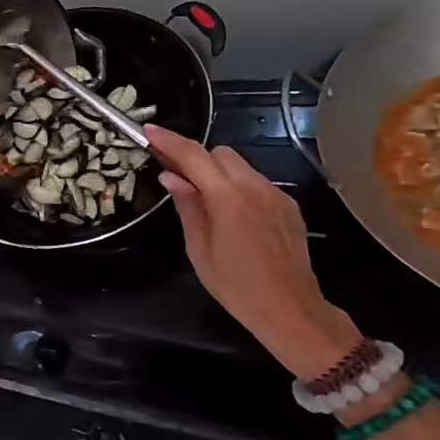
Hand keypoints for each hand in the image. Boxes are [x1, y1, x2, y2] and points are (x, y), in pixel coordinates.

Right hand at [146, 124, 361, 380]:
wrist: (290, 308)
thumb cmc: (237, 287)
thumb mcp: (200, 250)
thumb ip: (187, 207)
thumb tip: (171, 176)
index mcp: (228, 197)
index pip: (194, 155)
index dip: (169, 140)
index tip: (149, 130)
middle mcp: (255, 186)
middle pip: (220, 153)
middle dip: (197, 159)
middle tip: (177, 177)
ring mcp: (276, 193)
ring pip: (241, 166)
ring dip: (219, 173)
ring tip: (207, 202)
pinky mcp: (289, 205)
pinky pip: (257, 183)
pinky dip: (240, 188)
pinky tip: (235, 216)